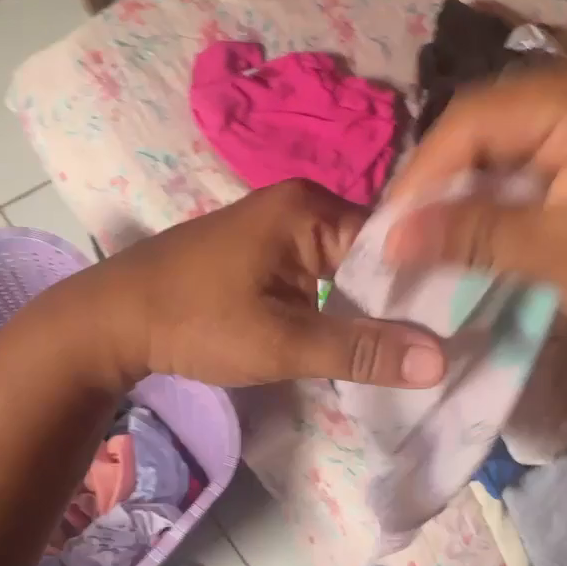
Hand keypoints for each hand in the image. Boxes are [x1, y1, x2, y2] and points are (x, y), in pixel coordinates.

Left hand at [55, 180, 446, 388]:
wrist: (111, 321)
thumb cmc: (196, 321)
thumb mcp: (284, 342)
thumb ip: (362, 349)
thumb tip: (442, 360)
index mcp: (312, 208)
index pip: (394, 243)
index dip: (423, 289)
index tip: (455, 331)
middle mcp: (301, 204)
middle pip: (372, 257)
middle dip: (395, 304)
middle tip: (435, 350)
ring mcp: (279, 227)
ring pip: (345, 272)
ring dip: (365, 310)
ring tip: (404, 352)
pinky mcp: (263, 253)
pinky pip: (318, 278)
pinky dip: (334, 308)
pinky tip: (351, 341)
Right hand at [386, 56, 566, 345]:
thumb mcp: (564, 256)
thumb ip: (477, 236)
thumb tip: (392, 238)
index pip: (483, 116)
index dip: (426, 171)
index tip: (389, 228)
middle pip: (490, 121)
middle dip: (442, 180)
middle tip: (401, 233)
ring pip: (504, 139)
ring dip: (465, 188)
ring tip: (425, 233)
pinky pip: (530, 154)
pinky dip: (497, 191)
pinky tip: (471, 223)